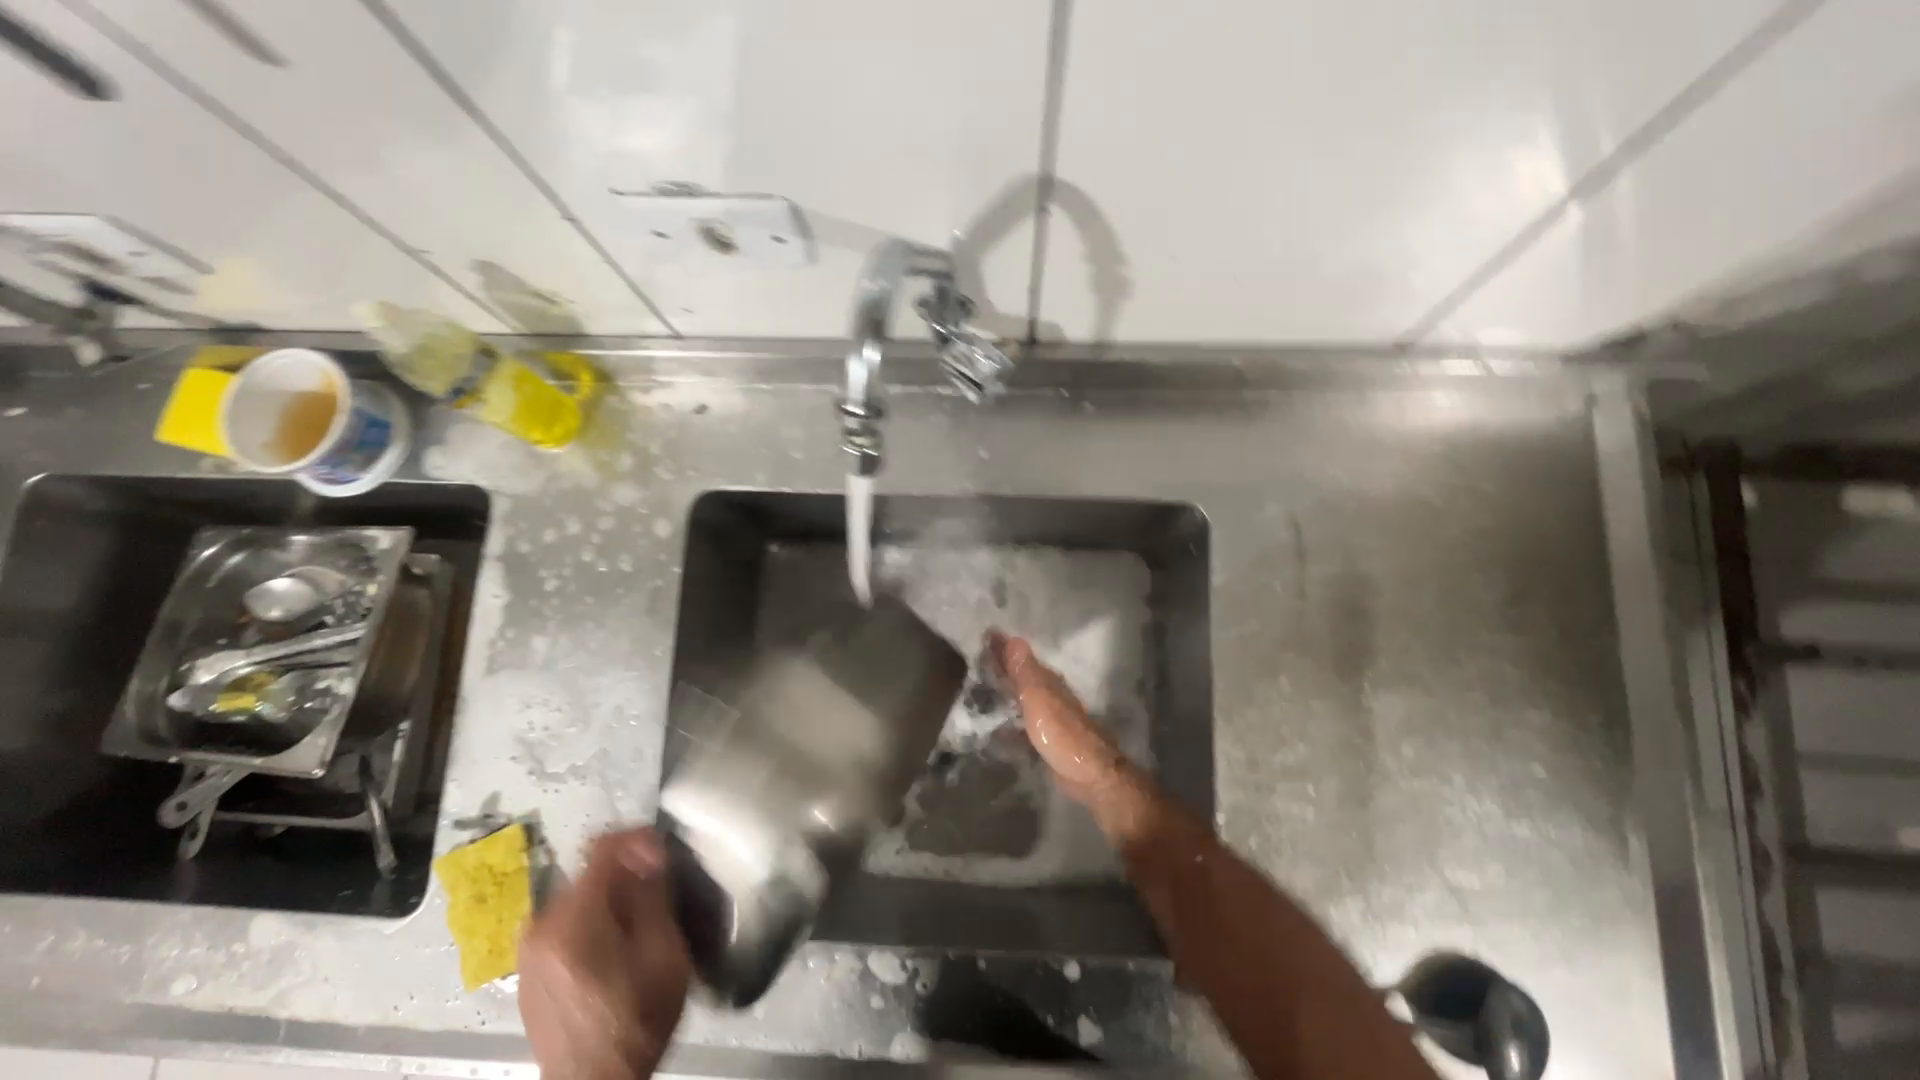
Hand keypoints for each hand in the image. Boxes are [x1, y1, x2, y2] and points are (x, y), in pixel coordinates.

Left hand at [519, 828, 690, 1079]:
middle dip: (626, 873)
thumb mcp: (664, 955)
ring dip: (609, 898)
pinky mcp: (527, 968)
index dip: (637, 838)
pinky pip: (563, 923)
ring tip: (639, 926)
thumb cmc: (637, 1022)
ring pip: (576, 897)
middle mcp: (540, 926)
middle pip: (588, 872)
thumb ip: (652, 896)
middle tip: (659, 894)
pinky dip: (590, 921)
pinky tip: (613, 951)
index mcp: (573, 920)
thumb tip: (647, 850)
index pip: (602, 846)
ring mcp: (527, 949)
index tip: (663, 850)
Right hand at [988, 632, 1151, 839]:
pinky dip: (1008, 718)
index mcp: (1048, 682)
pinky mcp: (1045, 740)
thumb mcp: (1039, 700)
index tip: (982, 637)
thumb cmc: (1063, 735)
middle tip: (973, 662)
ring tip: (976, 689)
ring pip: (1021, 699)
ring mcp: (1049, 719)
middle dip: (1000, 669)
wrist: (1089, 776)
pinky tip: (993, 722)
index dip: (1003, 648)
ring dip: (1003, 692)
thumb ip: (1024, 672)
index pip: (1021, 658)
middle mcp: (1049, 696)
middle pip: (1021, 677)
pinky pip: (1021, 722)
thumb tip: (1013, 637)